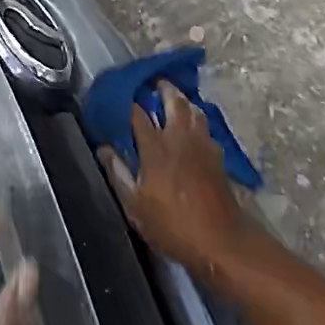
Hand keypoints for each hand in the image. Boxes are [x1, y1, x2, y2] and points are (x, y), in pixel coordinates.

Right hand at [99, 83, 255, 277]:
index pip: (138, 114)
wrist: (220, 240)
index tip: (119, 97)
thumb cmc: (172, 225)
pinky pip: (205, 126)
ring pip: (194, 110)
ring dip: (183, 100)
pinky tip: (192, 128)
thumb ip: (118, 173)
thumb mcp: (135, 205)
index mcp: (156, 147)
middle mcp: (180, 137)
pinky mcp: (217, 155)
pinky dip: (196, 118)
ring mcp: (202, 144)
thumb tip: (103, 148)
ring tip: (174, 98)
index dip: (128, 103)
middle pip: (173, 101)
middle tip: (154, 83)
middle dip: (163, 88)